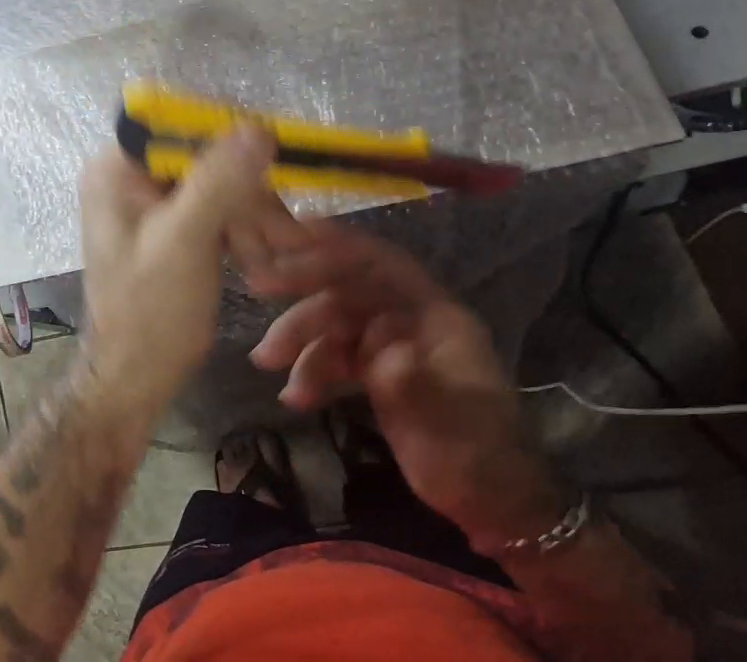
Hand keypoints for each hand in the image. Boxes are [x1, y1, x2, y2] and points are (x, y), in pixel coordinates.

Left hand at [77, 127, 305, 415]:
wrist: (137, 371)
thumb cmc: (151, 309)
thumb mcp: (185, 241)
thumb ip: (218, 182)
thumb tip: (256, 128)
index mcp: (115, 168)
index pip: (175, 123)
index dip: (227, 134)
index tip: (275, 157)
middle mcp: (127, 174)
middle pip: (204, 154)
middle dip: (246, 193)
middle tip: (283, 236)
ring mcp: (148, 201)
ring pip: (218, 183)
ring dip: (252, 217)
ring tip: (271, 258)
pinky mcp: (170, 225)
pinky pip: (216, 208)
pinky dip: (242, 231)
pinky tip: (257, 262)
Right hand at [246, 224, 563, 550]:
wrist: (489, 504)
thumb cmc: (478, 458)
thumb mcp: (450, 424)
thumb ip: (414, 384)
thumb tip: (384, 356)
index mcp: (437, 317)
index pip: (380, 266)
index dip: (336, 248)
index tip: (288, 241)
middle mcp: (410, 322)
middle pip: (346, 293)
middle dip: (302, 297)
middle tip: (257, 288)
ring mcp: (390, 346)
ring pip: (331, 325)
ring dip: (297, 341)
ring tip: (267, 364)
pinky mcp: (374, 371)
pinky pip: (331, 355)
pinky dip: (307, 370)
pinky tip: (293, 396)